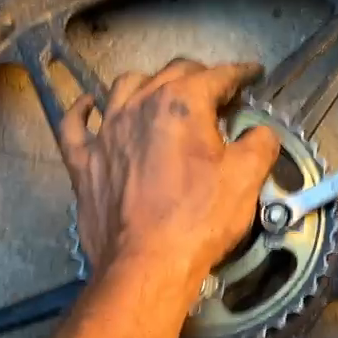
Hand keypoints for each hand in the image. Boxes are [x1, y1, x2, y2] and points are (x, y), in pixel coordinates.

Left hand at [58, 60, 280, 312]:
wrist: (146, 265)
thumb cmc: (198, 220)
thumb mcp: (246, 178)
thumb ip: (261, 143)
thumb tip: (262, 133)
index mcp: (181, 103)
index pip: (217, 76)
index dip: (240, 73)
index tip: (252, 75)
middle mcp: (139, 106)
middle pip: (172, 72)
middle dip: (200, 76)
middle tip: (218, 92)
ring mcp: (106, 132)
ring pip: (125, 87)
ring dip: (149, 84)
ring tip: (164, 95)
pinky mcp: (84, 161)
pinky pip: (75, 124)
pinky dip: (83, 109)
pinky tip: (89, 104)